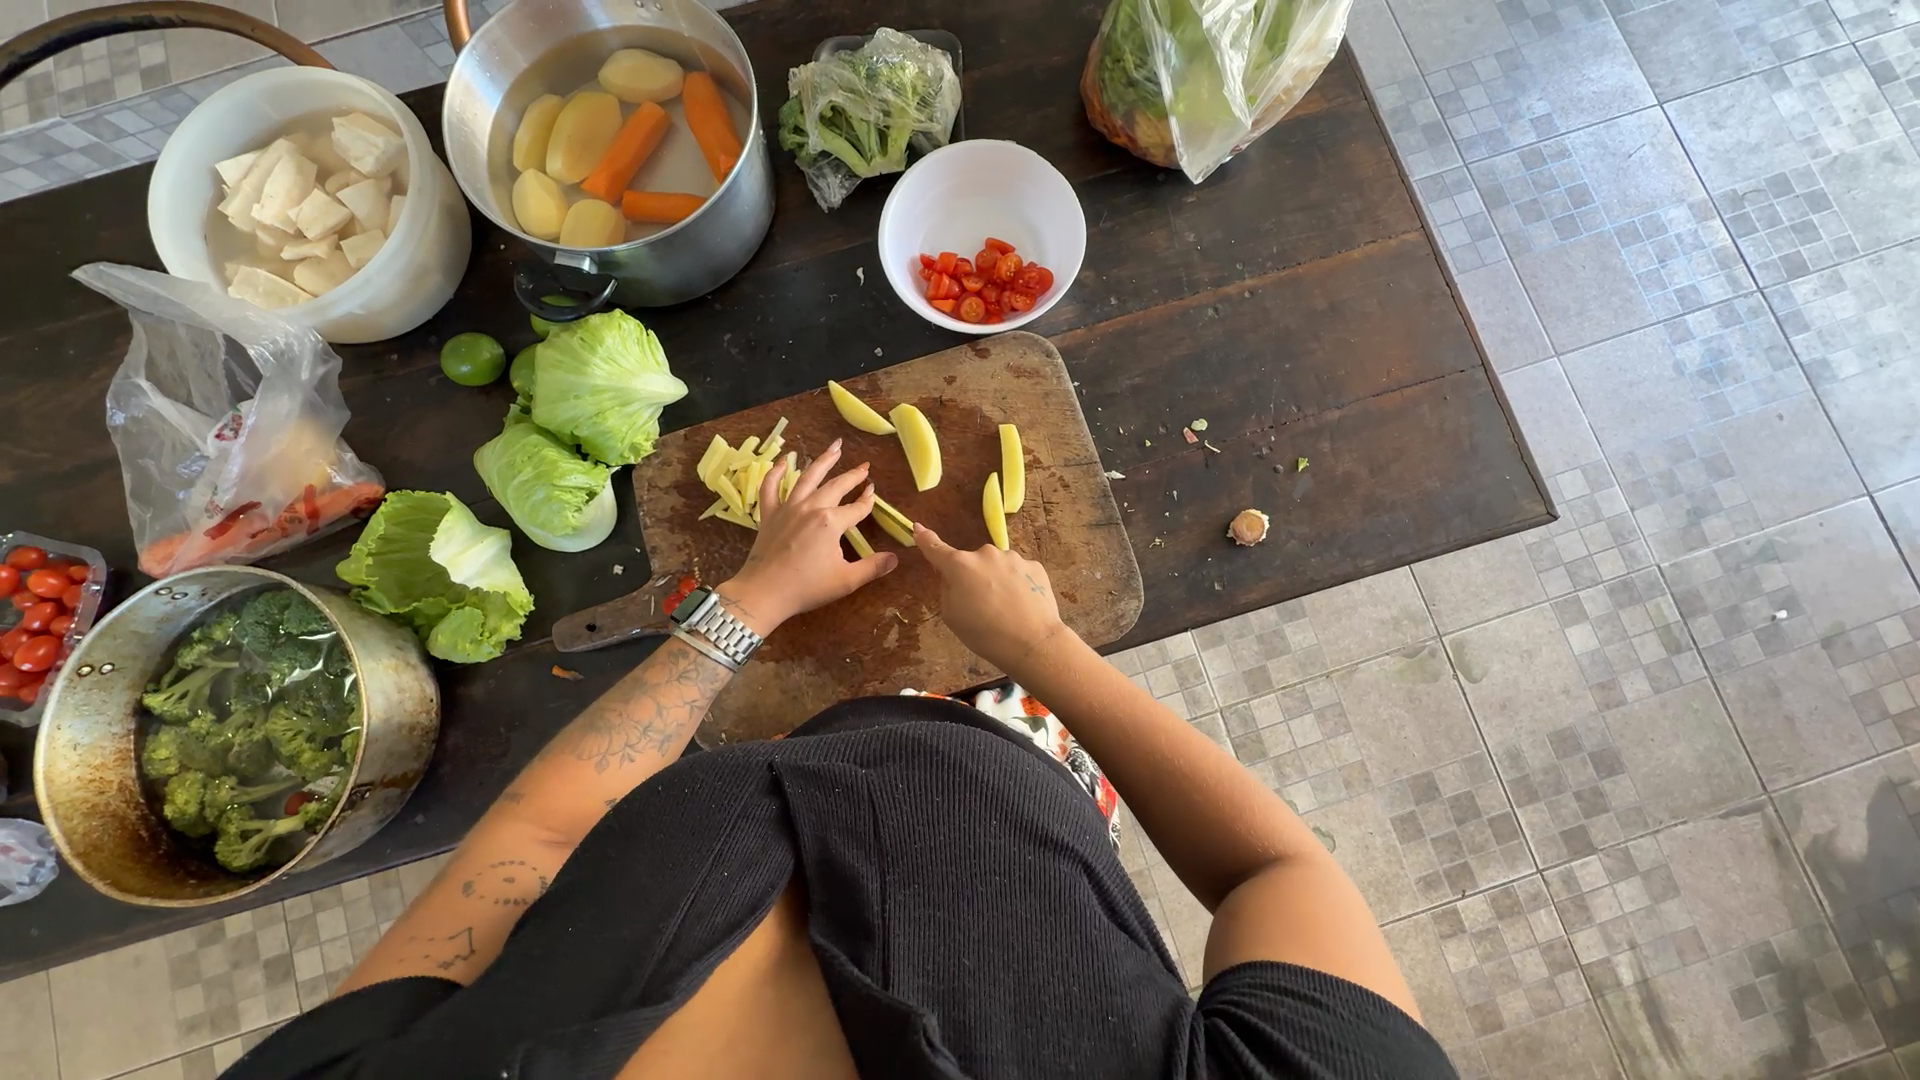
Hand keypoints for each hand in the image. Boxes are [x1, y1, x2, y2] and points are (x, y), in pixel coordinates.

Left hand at [718, 439, 898, 633]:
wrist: (764, 592)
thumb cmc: (807, 588)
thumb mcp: (846, 581)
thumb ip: (872, 567)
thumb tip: (895, 559)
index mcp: (831, 522)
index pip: (857, 508)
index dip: (868, 501)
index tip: (874, 493)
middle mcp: (811, 508)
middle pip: (836, 486)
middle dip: (853, 475)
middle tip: (864, 466)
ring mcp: (788, 508)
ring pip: (807, 477)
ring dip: (823, 461)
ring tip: (834, 447)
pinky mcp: (769, 515)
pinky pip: (770, 488)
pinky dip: (775, 473)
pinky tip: (782, 461)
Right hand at [913, 523, 1070, 673]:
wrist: (1032, 642)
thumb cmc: (984, 634)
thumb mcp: (952, 616)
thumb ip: (947, 589)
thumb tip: (952, 576)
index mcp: (960, 566)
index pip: (936, 548)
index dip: (925, 538)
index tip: (918, 527)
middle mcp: (986, 554)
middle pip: (972, 563)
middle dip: (973, 577)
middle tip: (981, 605)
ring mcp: (1013, 558)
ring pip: (997, 566)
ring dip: (997, 581)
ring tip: (1006, 609)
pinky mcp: (1034, 566)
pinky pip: (1019, 573)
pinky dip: (1017, 585)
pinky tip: (1022, 606)